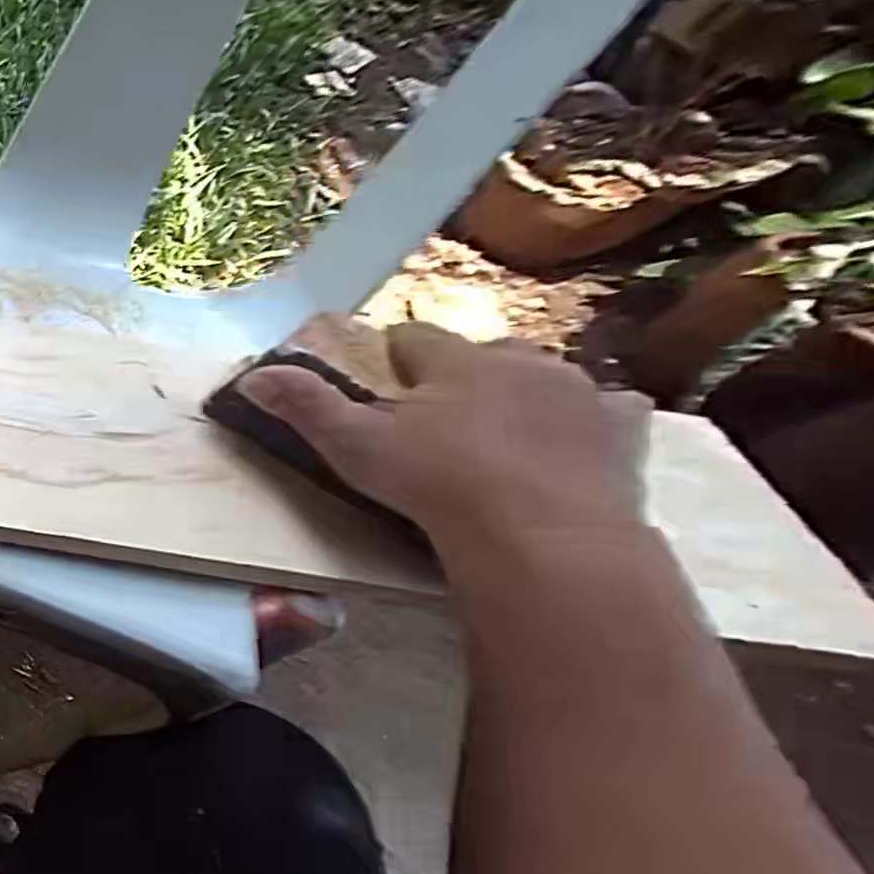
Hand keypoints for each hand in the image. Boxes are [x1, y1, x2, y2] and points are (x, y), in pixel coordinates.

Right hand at [240, 316, 636, 546]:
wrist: (540, 534)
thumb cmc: (435, 483)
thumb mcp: (353, 446)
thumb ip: (304, 406)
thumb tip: (251, 375)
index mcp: (455, 362)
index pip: (416, 338)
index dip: (394, 355)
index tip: (384, 377)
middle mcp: (522, 363)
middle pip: (482, 353)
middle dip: (458, 374)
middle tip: (435, 416)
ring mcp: (579, 392)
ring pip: (541, 376)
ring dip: (517, 393)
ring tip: (493, 434)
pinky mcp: (622, 430)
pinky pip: (605, 408)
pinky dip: (582, 419)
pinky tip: (563, 445)